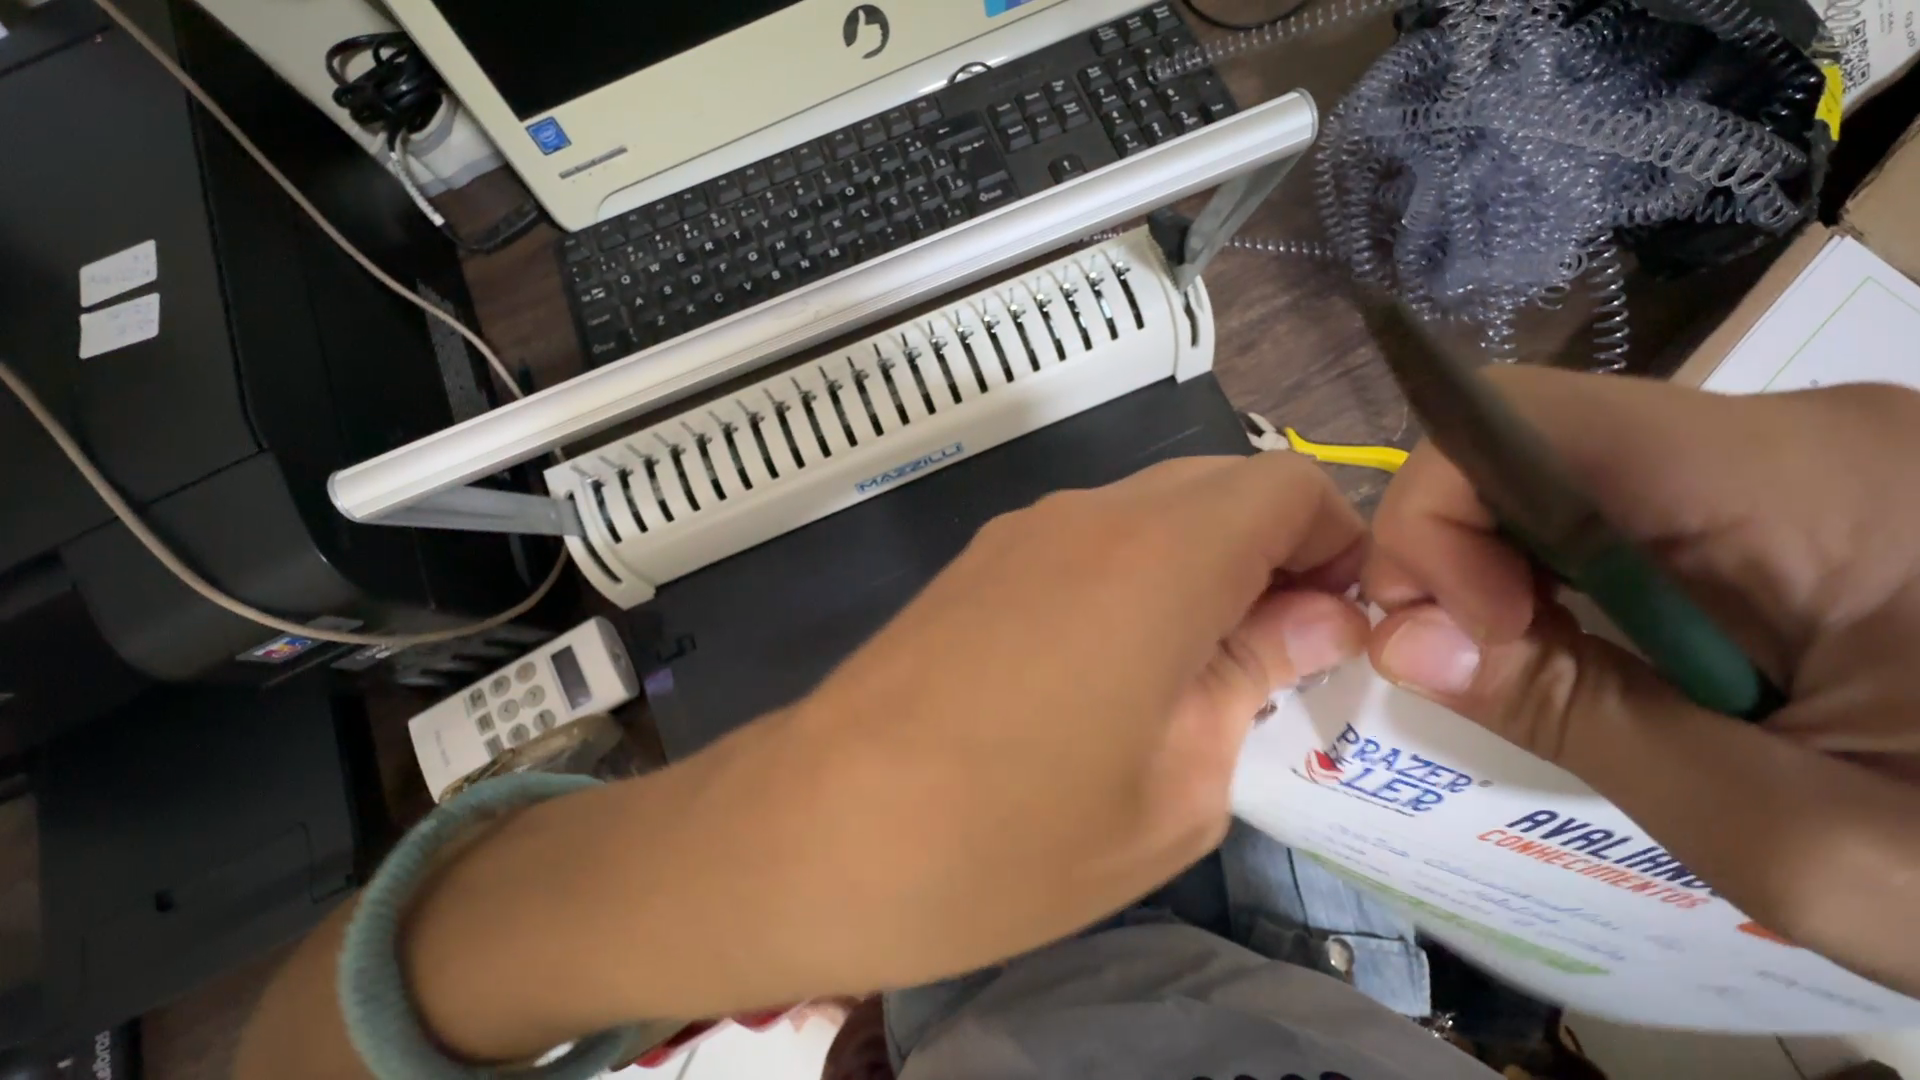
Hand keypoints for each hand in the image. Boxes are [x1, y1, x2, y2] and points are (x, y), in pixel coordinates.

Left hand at [773, 451, 1370, 991]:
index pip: (1289, 487)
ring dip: (1199, 568)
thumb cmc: (1013, 838)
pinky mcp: (977, 562)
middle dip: (1273, 557)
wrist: (820, 830)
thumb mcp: (1176, 788)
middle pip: (1219, 490)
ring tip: (1196, 674)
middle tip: (1278, 662)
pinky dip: (1132, 578)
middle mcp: (1092, 514)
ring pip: (1150, 513)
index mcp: (1162, 554)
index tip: (1342, 631)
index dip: (1339, 546)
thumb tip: (1312, 620)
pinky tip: (1113, 669)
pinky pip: (1086, 542)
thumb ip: (1251, 680)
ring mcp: (1022, 531)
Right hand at [1362, 366, 1919, 993]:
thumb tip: (1399, 638)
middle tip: (1481, 678)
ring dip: (1518, 582)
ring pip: (1573, 486)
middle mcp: (1804, 434)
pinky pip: (1631, 516)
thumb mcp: (1798, 837)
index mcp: (1818, 480)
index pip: (1529, 418)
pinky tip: (1624, 667)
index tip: (1444, 639)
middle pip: (1537, 450)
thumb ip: (1580, 720)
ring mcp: (1811, 460)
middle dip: (1464, 560)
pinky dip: (1578, 589)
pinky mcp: (1810, 497)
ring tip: (1560, 687)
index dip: (1437, 511)